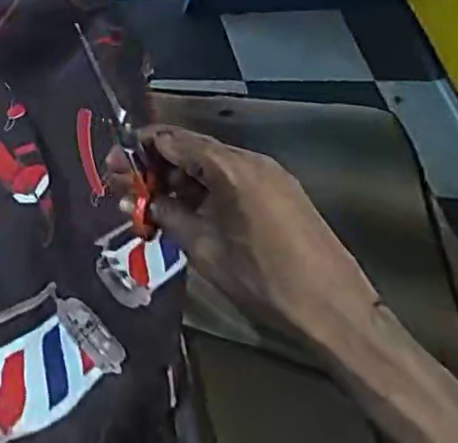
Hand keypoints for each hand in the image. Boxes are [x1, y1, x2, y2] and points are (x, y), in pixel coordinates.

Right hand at [106, 125, 380, 342]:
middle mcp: (250, 160)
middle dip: (155, 165)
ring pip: (208, 162)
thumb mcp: (202, 246)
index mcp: (229, 166)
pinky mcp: (281, 192)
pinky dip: (204, 187)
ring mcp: (270, 175)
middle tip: (130, 188)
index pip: (168, 138)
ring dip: (179, 178)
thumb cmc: (265, 280)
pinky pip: (230, 176)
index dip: (136, 150)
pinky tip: (191, 212)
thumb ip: (163, 212)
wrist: (342, 318)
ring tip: (158, 206)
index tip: (114, 167)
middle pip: (187, 146)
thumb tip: (133, 198)